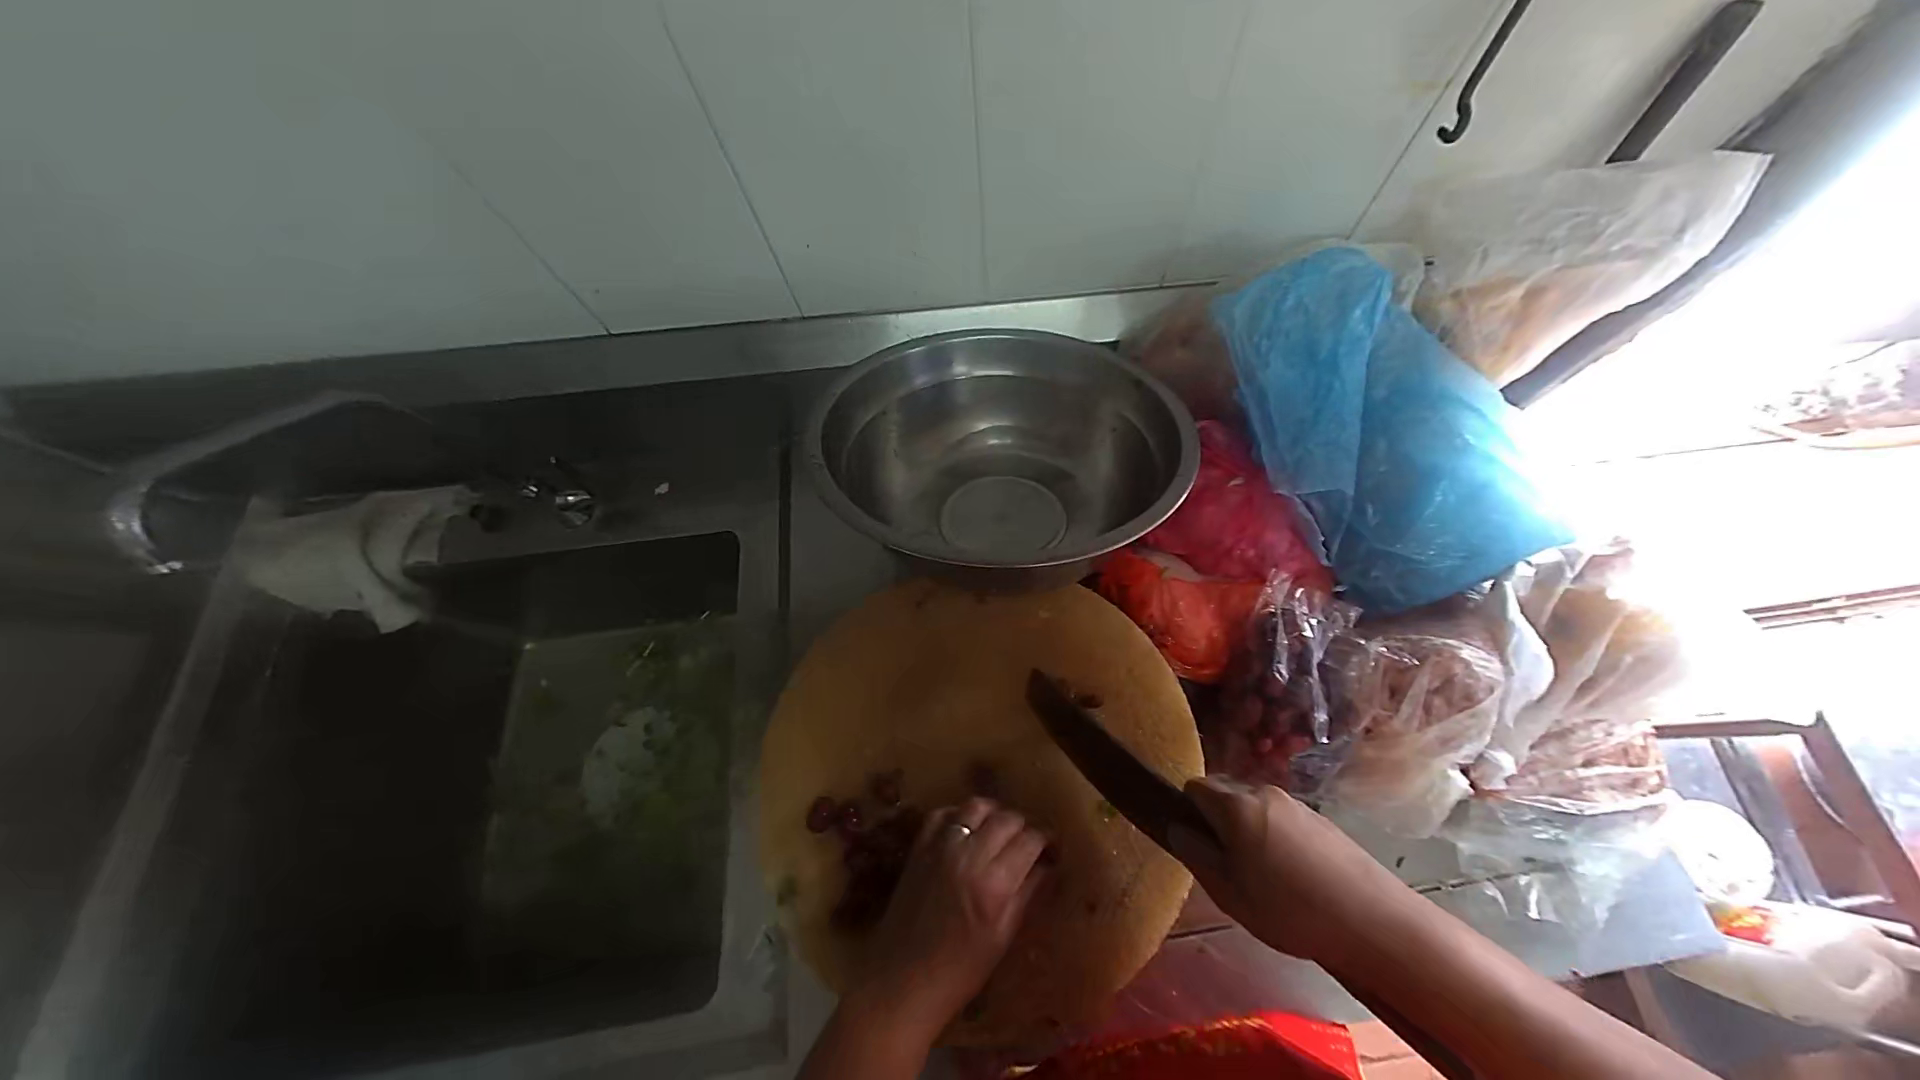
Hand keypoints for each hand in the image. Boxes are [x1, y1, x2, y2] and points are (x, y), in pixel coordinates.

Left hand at [846, 797, 1050, 1034]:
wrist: (902, 978)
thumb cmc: (960, 970)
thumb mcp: (1003, 936)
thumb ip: (1027, 893)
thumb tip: (1047, 866)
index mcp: (994, 884)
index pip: (1030, 840)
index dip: (1046, 839)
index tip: (1051, 847)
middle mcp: (969, 856)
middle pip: (1007, 818)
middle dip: (1024, 826)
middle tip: (1028, 842)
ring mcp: (941, 846)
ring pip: (976, 805)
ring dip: (994, 813)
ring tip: (999, 830)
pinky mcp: (919, 846)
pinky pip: (944, 813)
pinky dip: (960, 815)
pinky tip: (967, 830)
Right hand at [1168, 777, 1420, 966]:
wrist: (1375, 921)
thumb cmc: (1290, 910)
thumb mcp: (1230, 893)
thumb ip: (1196, 855)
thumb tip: (1177, 828)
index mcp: (1235, 806)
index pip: (1194, 786)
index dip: (1188, 810)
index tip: (1197, 842)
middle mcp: (1263, 792)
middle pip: (1225, 791)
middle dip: (1217, 816)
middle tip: (1227, 860)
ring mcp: (1296, 803)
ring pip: (1254, 804)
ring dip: (1248, 825)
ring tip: (1263, 871)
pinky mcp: (1321, 819)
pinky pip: (1282, 816)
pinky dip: (1275, 834)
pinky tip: (1293, 873)